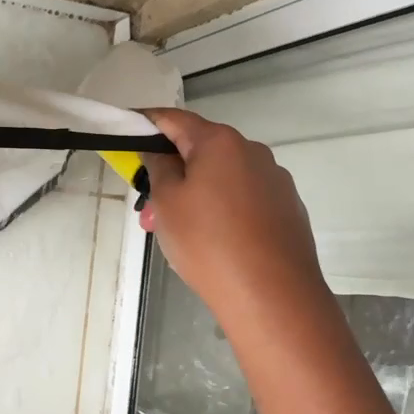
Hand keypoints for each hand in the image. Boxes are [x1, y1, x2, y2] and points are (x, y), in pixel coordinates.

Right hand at [139, 108, 327, 322]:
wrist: (272, 295)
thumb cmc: (208, 243)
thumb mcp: (167, 203)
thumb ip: (158, 167)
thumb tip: (159, 150)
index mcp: (220, 142)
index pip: (173, 118)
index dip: (145, 122)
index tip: (124, 132)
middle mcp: (253, 152)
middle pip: (201, 149)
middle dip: (171, 171)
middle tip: (149, 208)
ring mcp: (275, 180)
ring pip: (224, 177)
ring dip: (197, 193)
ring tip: (181, 233)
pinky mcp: (288, 209)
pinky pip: (245, 199)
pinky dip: (223, 209)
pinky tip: (216, 242)